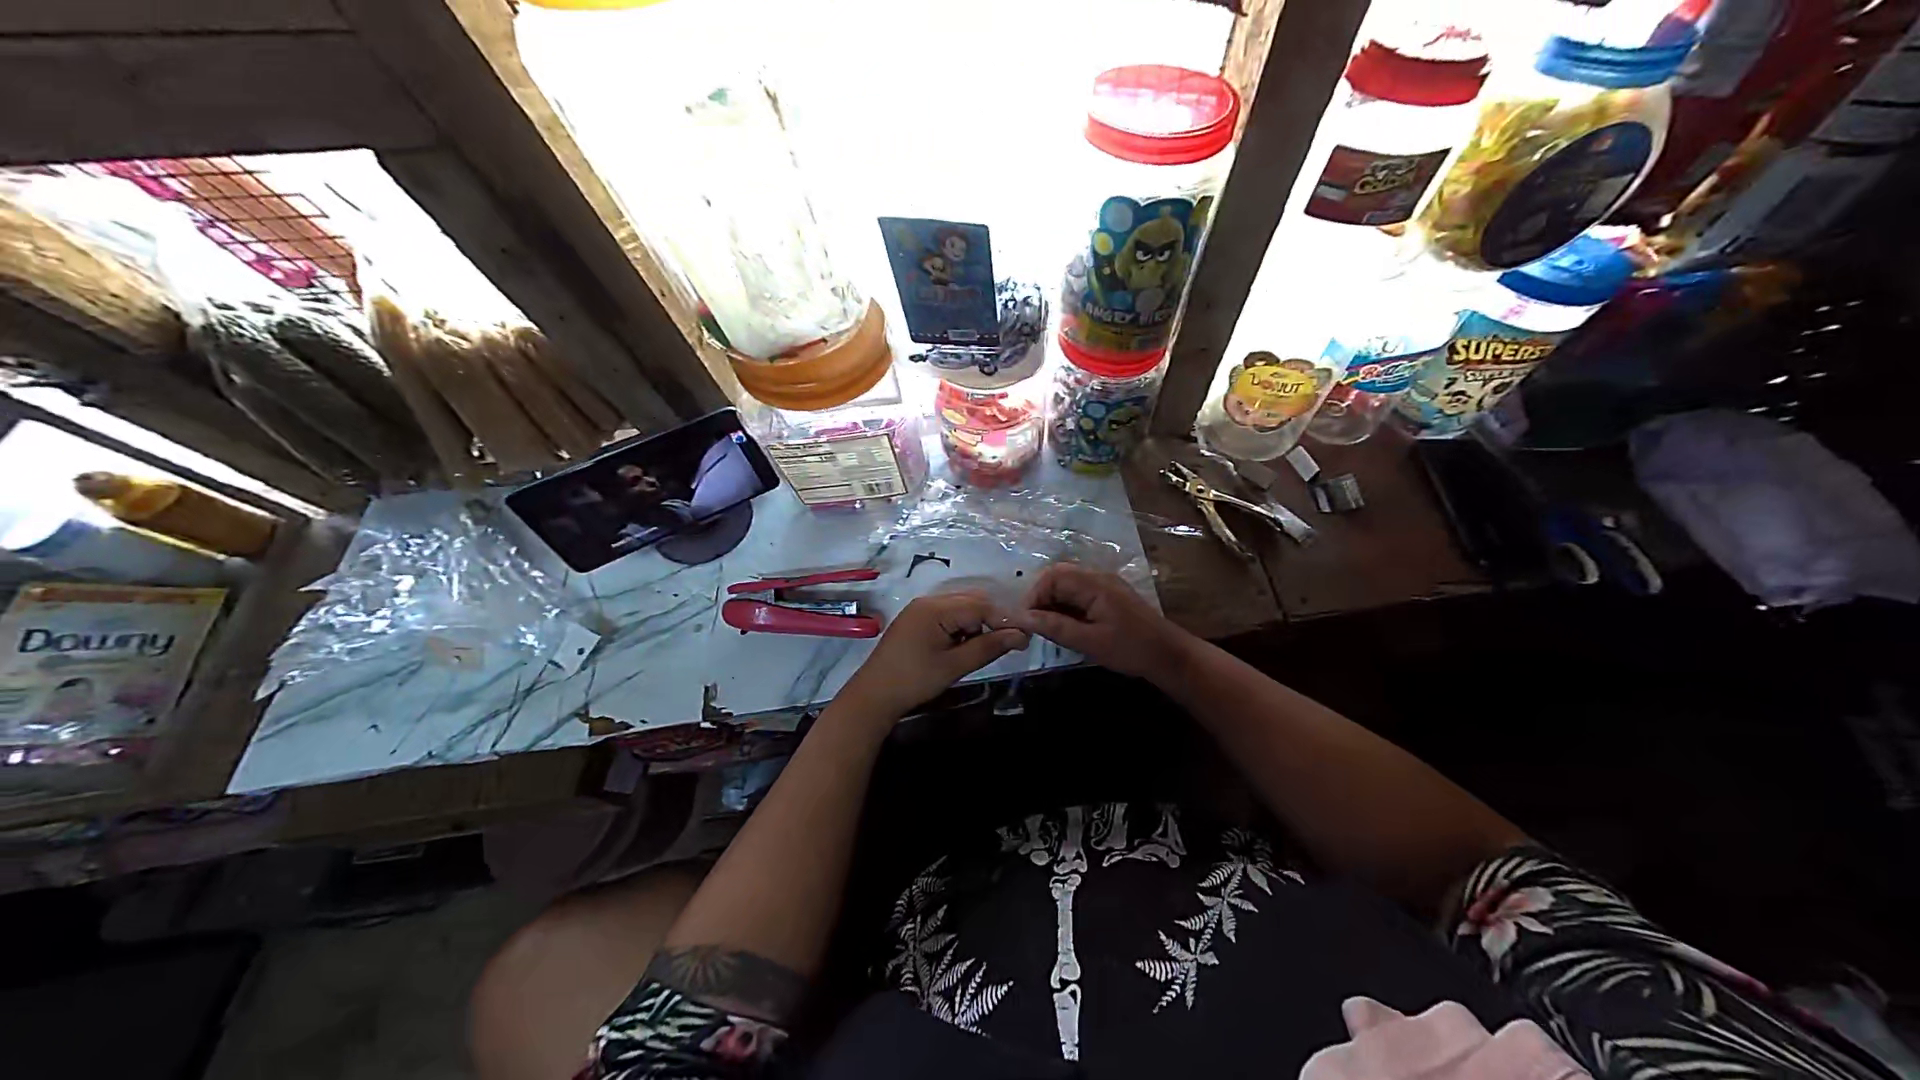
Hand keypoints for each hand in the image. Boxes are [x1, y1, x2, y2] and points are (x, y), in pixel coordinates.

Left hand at [834, 592, 1029, 719]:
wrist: (874, 695)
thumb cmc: (914, 680)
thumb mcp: (954, 665)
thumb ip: (988, 647)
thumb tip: (1020, 636)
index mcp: (936, 608)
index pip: (980, 606)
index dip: (1005, 620)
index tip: (1025, 638)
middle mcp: (928, 601)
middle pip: (971, 601)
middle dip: (993, 619)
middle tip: (1011, 643)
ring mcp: (920, 609)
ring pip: (960, 607)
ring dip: (978, 623)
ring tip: (990, 646)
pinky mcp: (917, 620)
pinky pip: (948, 615)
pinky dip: (962, 627)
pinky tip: (967, 645)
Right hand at [1010, 563, 1191, 681]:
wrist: (1171, 656)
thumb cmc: (1131, 649)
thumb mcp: (1090, 642)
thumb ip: (1055, 627)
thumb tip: (1023, 618)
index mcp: (1094, 584)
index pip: (1052, 577)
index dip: (1034, 596)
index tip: (1025, 621)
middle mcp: (1099, 578)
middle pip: (1058, 577)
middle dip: (1041, 598)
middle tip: (1032, 624)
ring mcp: (1106, 586)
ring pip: (1068, 585)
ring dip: (1052, 603)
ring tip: (1045, 628)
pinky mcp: (1110, 597)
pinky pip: (1079, 594)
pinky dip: (1066, 607)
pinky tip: (1064, 627)